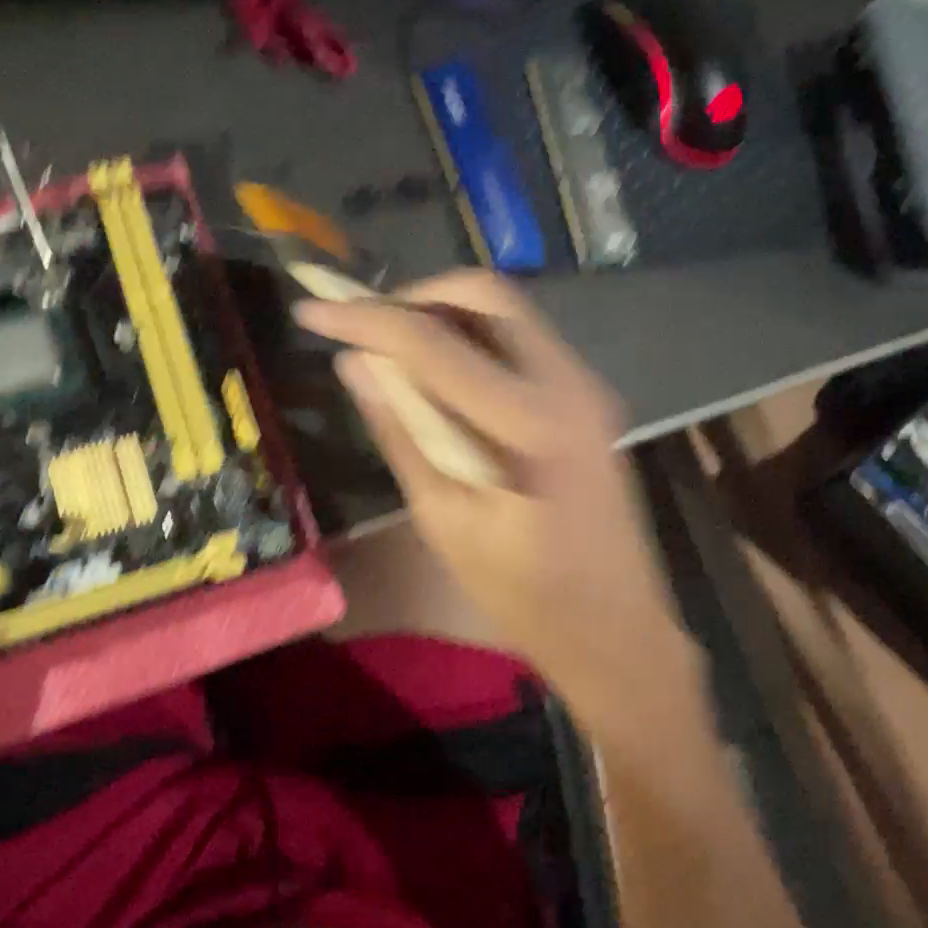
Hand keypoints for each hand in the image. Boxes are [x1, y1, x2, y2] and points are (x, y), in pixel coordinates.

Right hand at [295, 271, 686, 692]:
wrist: (617, 631)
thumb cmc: (527, 597)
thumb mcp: (447, 522)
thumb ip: (403, 433)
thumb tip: (355, 365)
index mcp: (533, 423)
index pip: (435, 343)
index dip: (366, 320)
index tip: (310, 312)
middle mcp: (570, 384)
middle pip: (486, 296)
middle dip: (414, 298)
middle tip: (361, 328)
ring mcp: (587, 388)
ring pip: (507, 313)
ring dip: (444, 316)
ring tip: (389, 349)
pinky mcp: (588, 401)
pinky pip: (523, 344)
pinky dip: (474, 342)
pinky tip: (438, 376)